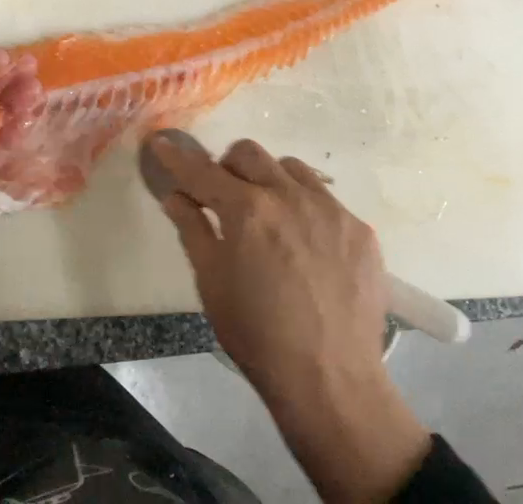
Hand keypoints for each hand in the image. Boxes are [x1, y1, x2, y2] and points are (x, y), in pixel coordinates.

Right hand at [154, 136, 431, 503]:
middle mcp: (290, 196)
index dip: (177, 157)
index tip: (162, 143)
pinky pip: (326, 201)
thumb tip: (176, 196)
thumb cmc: (257, 335)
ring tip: (269, 218)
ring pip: (292, 169)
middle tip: (223, 197)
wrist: (330, 378)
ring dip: (270, 181)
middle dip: (228, 167)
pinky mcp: (360, 230)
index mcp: (246, 210)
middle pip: (250, 154)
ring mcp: (331, 210)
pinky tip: (306, 248)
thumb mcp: (212, 284)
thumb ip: (193, 230)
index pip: (202, 171)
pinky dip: (306, 211)